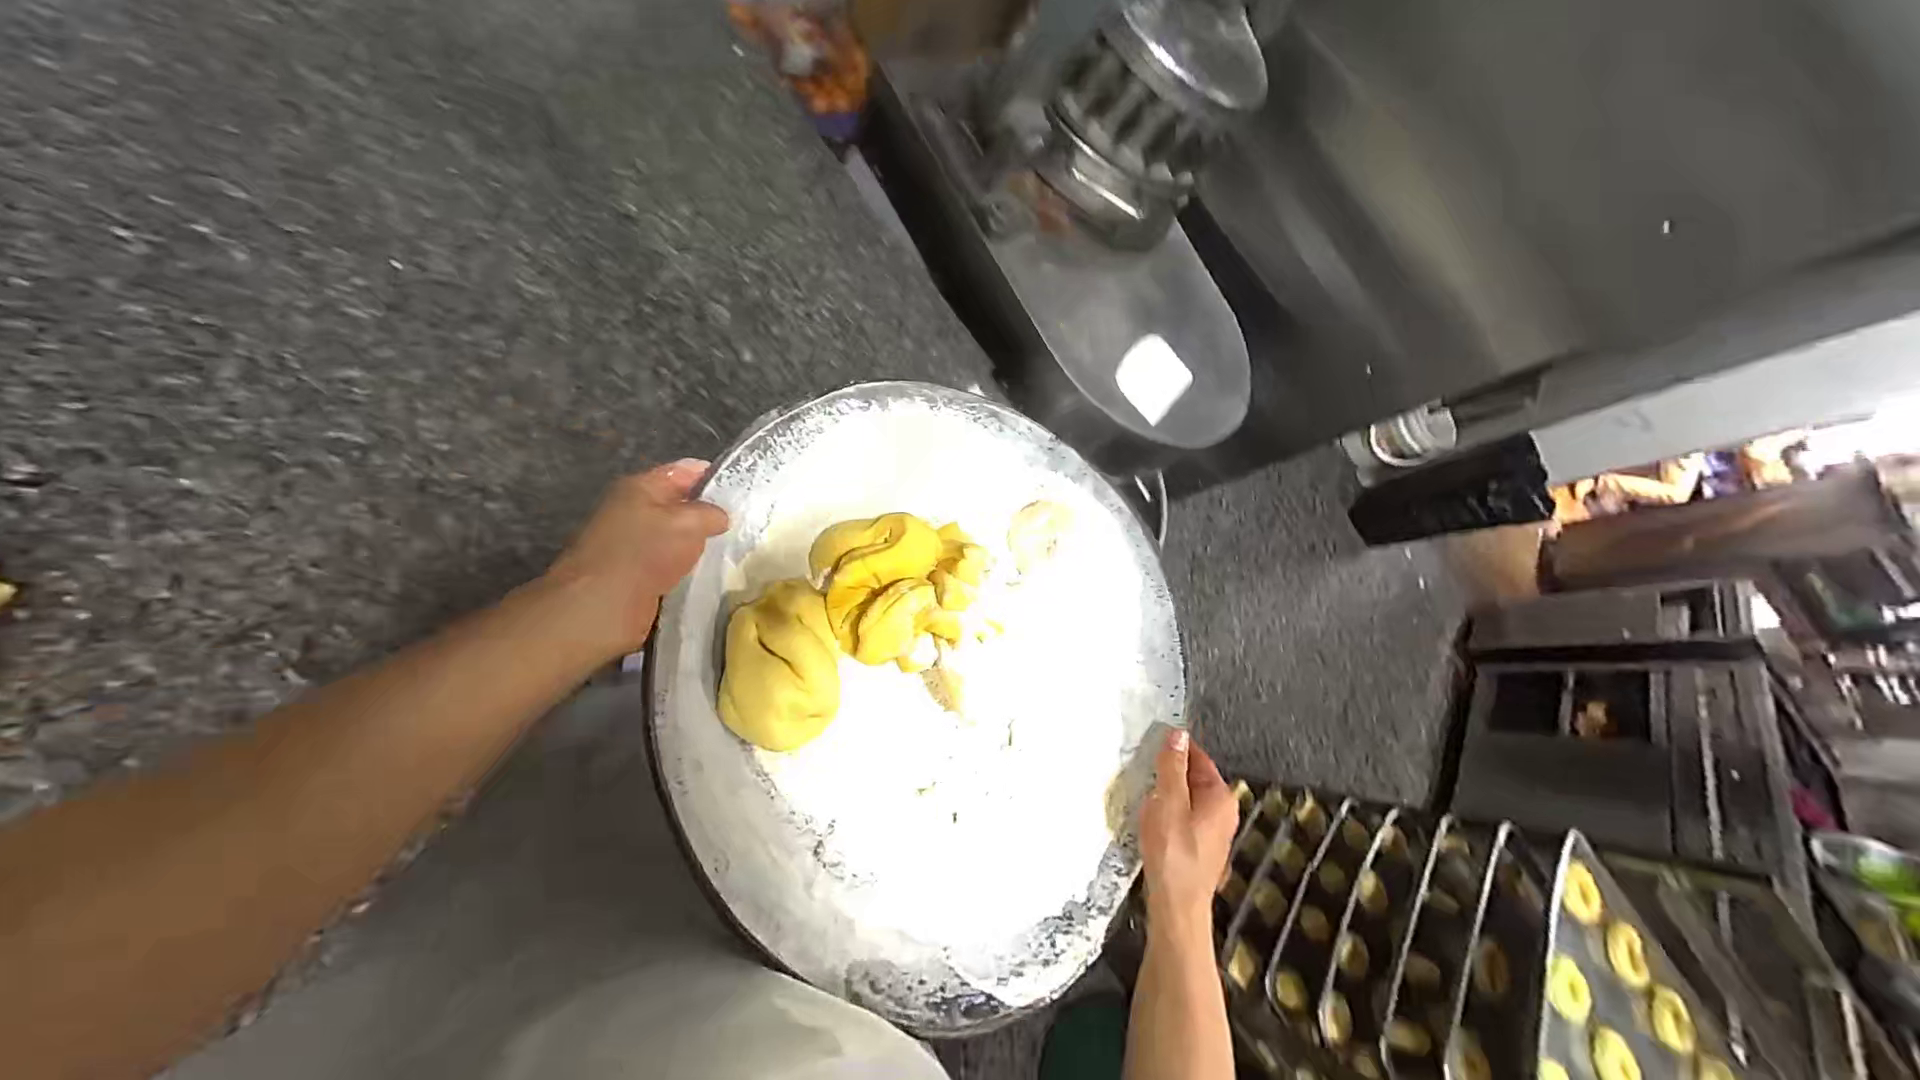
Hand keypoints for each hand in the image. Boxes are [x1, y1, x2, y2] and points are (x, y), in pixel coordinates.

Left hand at [540, 460, 729, 659]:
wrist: (601, 606)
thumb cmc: (645, 553)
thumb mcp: (689, 523)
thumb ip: (711, 513)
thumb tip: (720, 517)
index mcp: (640, 487)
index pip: (685, 471)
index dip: (714, 477)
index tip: (743, 492)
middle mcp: (632, 510)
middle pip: (680, 504)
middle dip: (708, 514)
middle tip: (742, 525)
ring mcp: (630, 543)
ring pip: (676, 536)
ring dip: (698, 544)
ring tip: (730, 550)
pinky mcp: (633, 573)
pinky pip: (669, 562)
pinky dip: (685, 567)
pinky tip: (706, 573)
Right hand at [1139, 728, 1236, 929]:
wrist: (1176, 906)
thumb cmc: (1173, 851)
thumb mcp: (1168, 801)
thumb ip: (1172, 767)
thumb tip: (1178, 734)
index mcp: (1220, 796)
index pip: (1197, 756)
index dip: (1173, 748)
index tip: (1148, 745)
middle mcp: (1223, 811)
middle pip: (1191, 777)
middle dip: (1167, 772)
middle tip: (1141, 769)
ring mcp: (1213, 831)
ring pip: (1185, 798)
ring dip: (1164, 793)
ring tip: (1141, 793)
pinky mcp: (1199, 846)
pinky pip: (1182, 816)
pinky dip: (1166, 812)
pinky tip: (1149, 819)